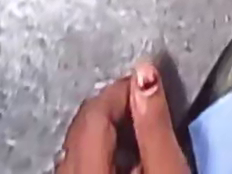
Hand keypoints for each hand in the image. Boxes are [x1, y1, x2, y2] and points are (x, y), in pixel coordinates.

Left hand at [56, 61, 188, 173]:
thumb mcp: (166, 168)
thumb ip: (154, 121)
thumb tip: (145, 68)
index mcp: (84, 165)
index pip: (96, 107)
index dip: (125, 88)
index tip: (153, 85)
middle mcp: (66, 171)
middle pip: (86, 121)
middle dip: (118, 105)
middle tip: (150, 107)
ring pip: (81, 140)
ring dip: (112, 128)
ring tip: (143, 136)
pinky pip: (81, 158)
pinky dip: (102, 148)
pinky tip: (127, 160)